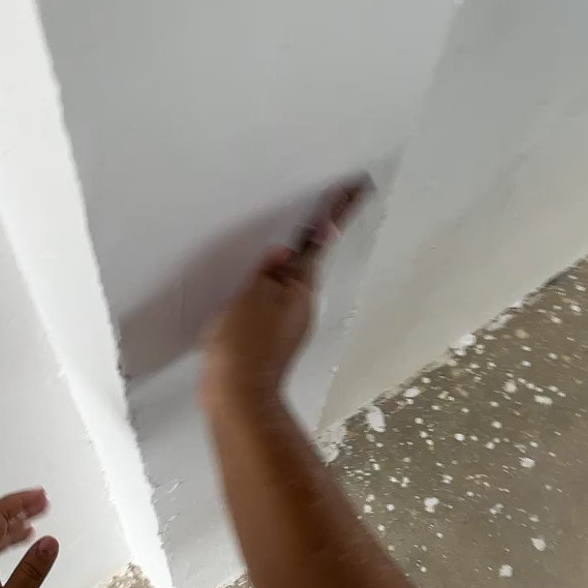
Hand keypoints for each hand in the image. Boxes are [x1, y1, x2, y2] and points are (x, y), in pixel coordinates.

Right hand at [200, 177, 368, 408]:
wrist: (236, 393)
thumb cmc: (244, 342)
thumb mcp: (253, 296)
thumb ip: (268, 272)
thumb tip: (284, 252)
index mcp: (299, 292)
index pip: (314, 249)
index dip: (330, 222)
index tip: (351, 194)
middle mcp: (299, 310)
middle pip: (301, 272)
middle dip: (300, 250)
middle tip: (313, 216)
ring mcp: (285, 330)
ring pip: (283, 292)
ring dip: (277, 275)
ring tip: (269, 255)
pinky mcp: (267, 345)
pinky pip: (267, 311)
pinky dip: (260, 298)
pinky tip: (245, 297)